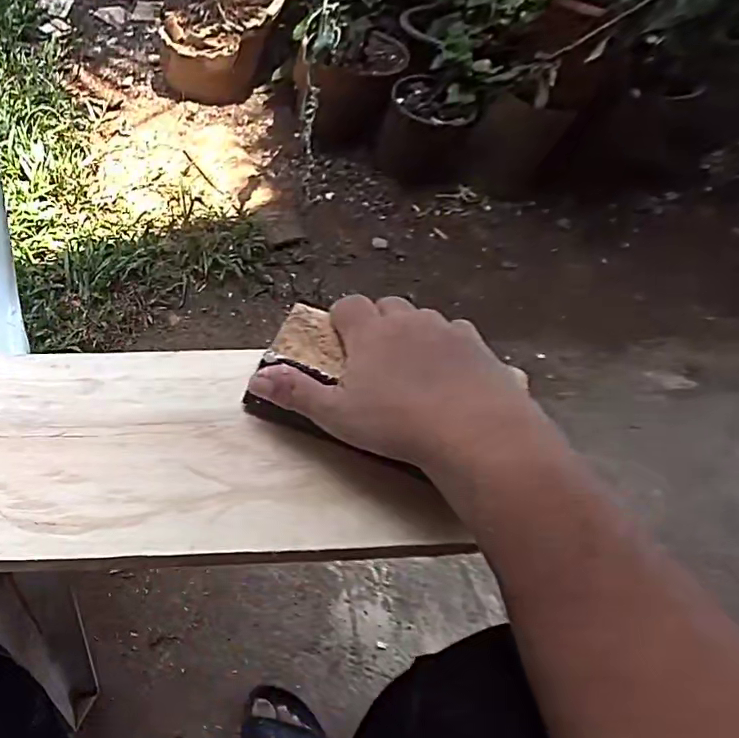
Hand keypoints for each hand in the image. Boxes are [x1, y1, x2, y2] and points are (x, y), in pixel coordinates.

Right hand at [246, 295, 551, 474]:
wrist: (473, 431)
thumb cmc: (396, 424)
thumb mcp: (336, 415)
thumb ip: (296, 393)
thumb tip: (258, 377)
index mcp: (371, 332)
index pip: (348, 306)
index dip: (340, 321)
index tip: (339, 343)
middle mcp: (409, 321)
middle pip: (388, 306)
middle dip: (378, 324)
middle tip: (374, 360)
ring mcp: (448, 330)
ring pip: (424, 320)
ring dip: (414, 335)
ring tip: (412, 372)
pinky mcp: (480, 347)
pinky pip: (459, 337)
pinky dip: (450, 350)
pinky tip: (450, 379)